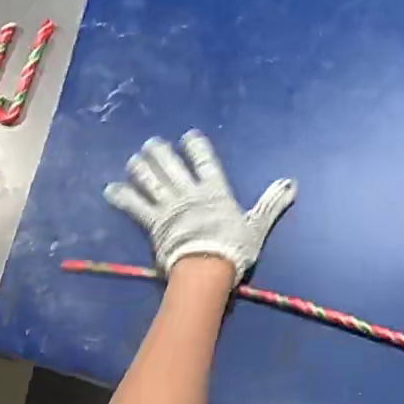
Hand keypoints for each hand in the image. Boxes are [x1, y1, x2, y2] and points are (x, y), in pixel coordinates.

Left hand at [102, 130, 295, 281]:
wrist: (207, 267)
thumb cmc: (233, 249)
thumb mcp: (257, 225)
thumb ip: (271, 203)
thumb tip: (292, 185)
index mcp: (215, 191)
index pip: (205, 162)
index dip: (196, 147)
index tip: (188, 136)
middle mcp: (189, 193)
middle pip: (171, 166)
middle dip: (161, 152)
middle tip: (151, 144)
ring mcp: (169, 206)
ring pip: (151, 180)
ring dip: (141, 168)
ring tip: (133, 160)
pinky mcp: (153, 222)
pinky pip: (134, 205)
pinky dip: (122, 196)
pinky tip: (111, 189)